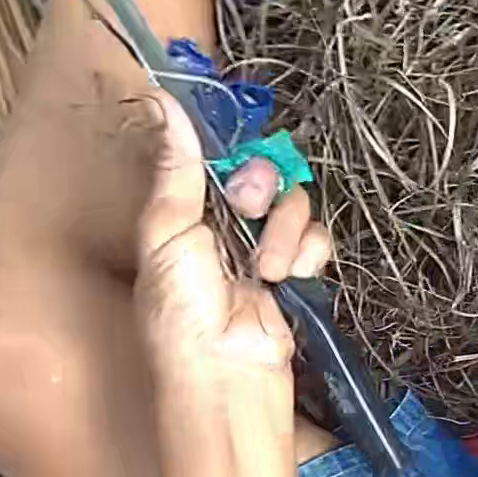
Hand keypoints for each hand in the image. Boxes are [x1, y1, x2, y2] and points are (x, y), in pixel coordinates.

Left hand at [133, 92, 331, 388]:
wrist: (229, 374)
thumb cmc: (184, 313)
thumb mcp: (167, 237)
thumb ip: (178, 173)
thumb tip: (162, 102)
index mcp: (186, 214)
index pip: (217, 162)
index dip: (230, 156)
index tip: (230, 166)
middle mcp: (226, 229)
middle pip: (262, 177)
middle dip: (261, 190)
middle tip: (249, 209)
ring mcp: (264, 252)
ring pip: (293, 207)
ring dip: (285, 231)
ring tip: (270, 268)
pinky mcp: (297, 275)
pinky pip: (315, 241)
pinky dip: (309, 252)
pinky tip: (294, 274)